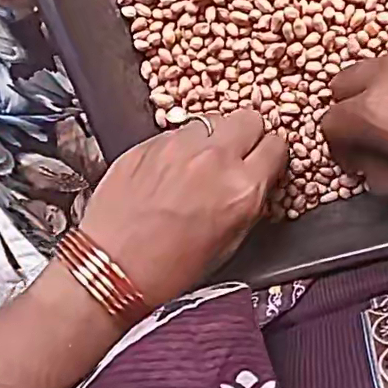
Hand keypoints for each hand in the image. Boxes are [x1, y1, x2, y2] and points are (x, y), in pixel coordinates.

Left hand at [77, 108, 286, 307]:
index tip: (263, 163)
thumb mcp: (230, 243)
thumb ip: (249, 202)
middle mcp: (214, 158)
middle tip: (235, 156)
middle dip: (247, 136)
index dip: (270, 156)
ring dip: (212, 138)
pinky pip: (177, 131)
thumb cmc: (168, 268)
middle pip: (249, 119)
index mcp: (242, 188)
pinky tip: (169, 171)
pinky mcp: (148, 142)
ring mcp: (178, 146)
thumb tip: (256, 182)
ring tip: (198, 165)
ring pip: (212, 120)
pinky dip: (180, 146)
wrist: (111, 268)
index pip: (277, 146)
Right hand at [321, 35, 387, 204]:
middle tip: (377, 141)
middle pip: (343, 86)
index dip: (339, 150)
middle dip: (351, 114)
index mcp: (377, 109)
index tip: (359, 165)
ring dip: (379, 94)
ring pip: (376, 69)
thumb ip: (383, 178)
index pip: (330, 124)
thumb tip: (370, 165)